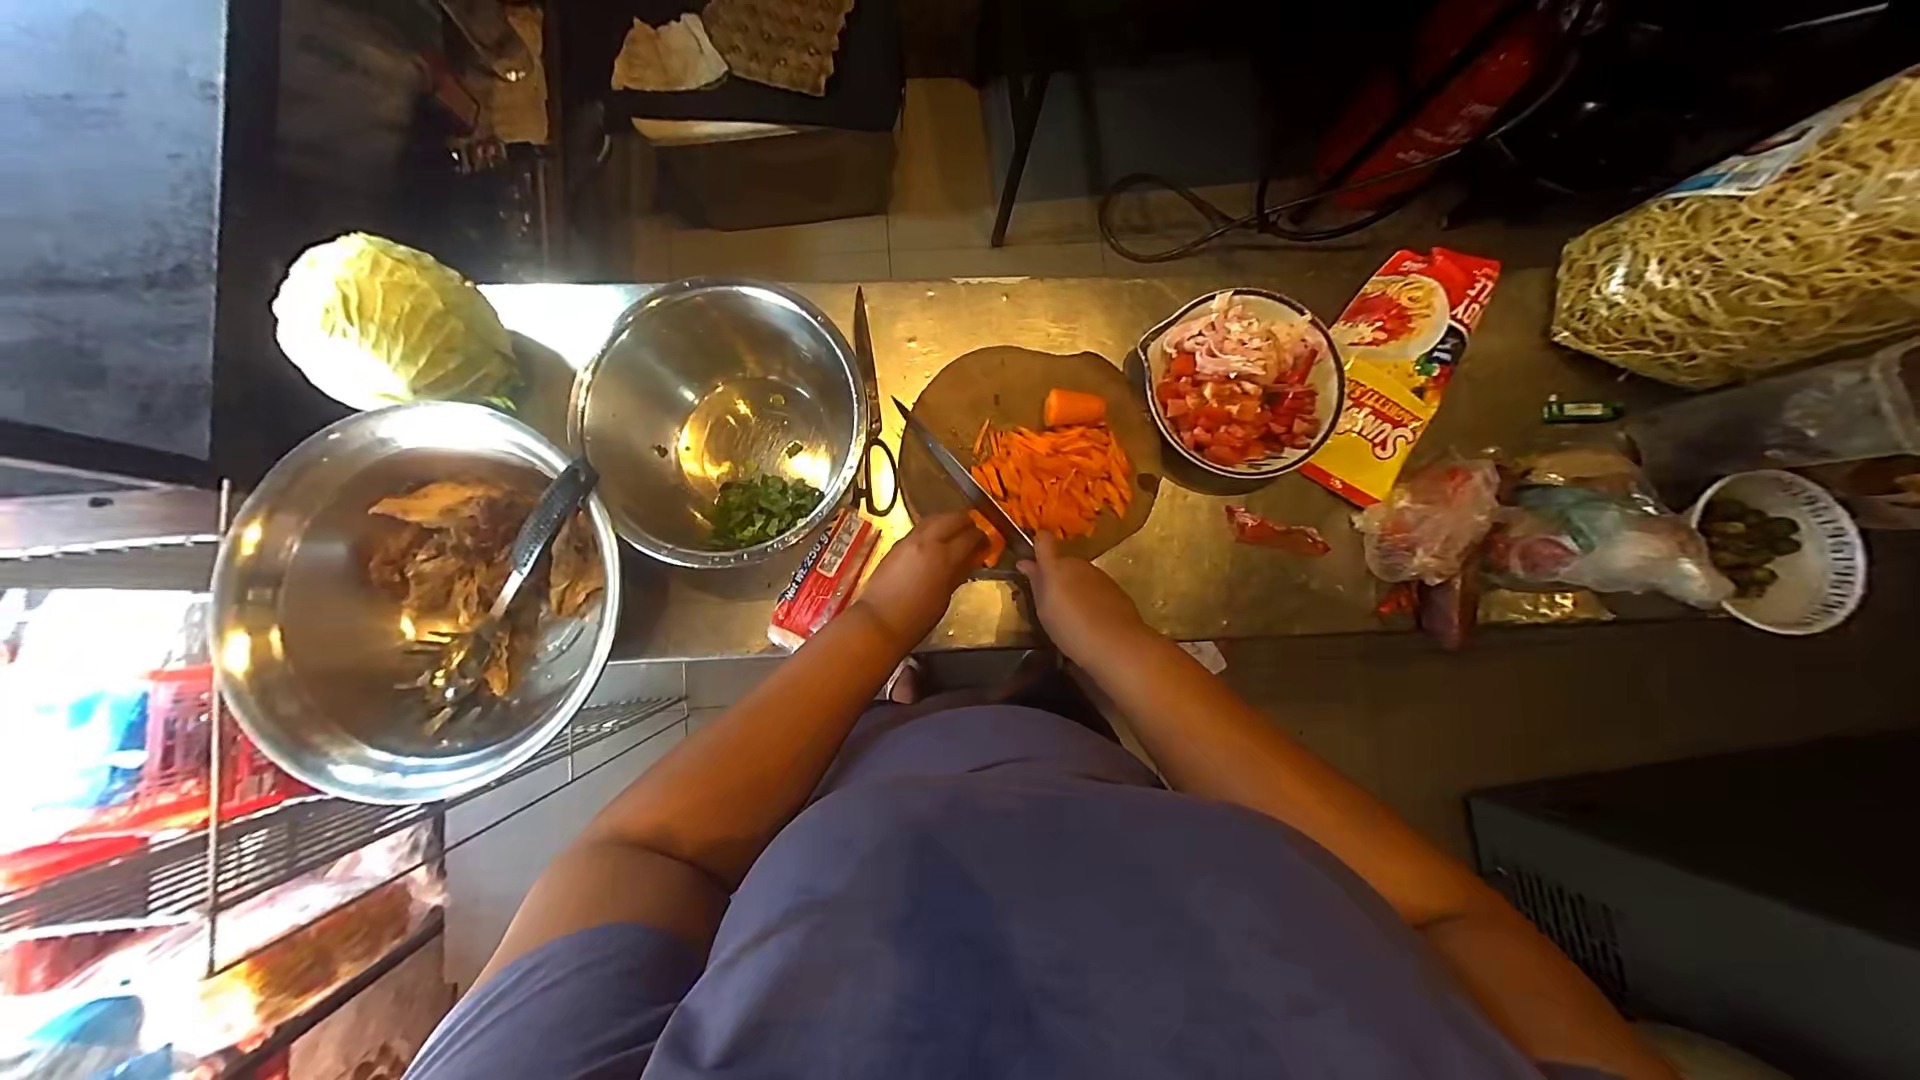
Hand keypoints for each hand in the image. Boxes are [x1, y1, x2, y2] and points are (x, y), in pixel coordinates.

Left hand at [853, 512, 984, 648]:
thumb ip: (958, 573)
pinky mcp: (896, 544)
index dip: (982, 538)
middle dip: (967, 522)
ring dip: (948, 521)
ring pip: (934, 519)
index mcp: (944, 557)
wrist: (879, 621)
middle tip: (974, 531)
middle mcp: (927, 542)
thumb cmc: (916, 618)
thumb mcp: (945, 596)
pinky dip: (932, 529)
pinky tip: (935, 541)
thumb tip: (971, 560)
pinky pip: (920, 528)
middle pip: (953, 518)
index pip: (971, 537)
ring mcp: (909, 541)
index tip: (987, 543)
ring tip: (956, 532)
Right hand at [1017, 531, 1149, 660]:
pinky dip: (1090, 596)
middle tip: (1051, 602)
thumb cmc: (1070, 628)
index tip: (1033, 562)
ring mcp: (1099, 574)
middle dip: (1056, 576)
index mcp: (1056, 567)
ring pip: (1080, 575)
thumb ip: (1036, 584)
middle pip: (1063, 562)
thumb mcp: (1044, 610)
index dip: (1038, 546)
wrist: (1117, 642)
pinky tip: (1091, 619)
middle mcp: (1078, 564)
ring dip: (1074, 587)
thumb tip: (1026, 563)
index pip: (1044, 541)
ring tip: (1072, 615)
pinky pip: (1095, 586)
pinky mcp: (1115, 587)